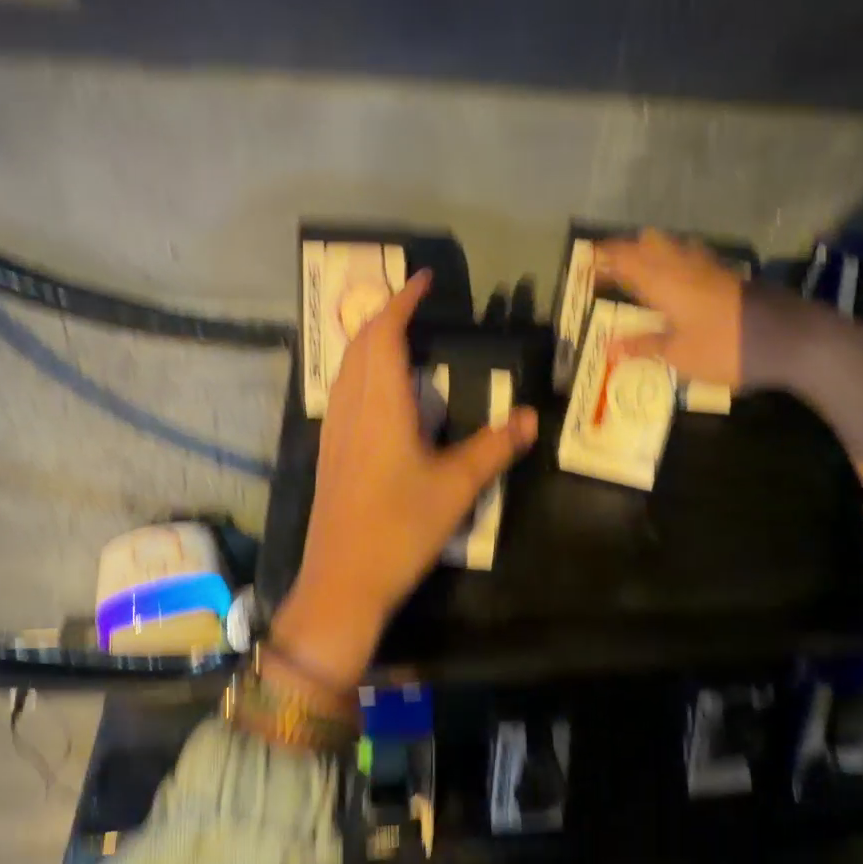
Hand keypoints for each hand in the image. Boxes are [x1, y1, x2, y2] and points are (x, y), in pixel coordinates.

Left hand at [271, 270, 538, 689]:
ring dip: (370, 342)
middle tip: (418, 306)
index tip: (425, 280)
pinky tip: (384, 392)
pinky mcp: (330, 453)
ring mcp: (335, 431)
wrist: (342, 583)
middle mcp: (351, 408)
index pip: (383, 334)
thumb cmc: (400, 529)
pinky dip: (362, 370)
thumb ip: (495, 447)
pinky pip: (344, 391)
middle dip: (385, 315)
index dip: (402, 301)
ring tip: (403, 338)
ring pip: (346, 368)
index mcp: (381, 406)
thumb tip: (532, 418)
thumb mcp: (457, 487)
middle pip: (359, 344)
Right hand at [595, 229, 804, 388]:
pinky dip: (677, 264)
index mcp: (663, 280)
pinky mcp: (730, 276)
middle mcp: (683, 264)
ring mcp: (710, 267)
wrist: (789, 338)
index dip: (603, 258)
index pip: (624, 258)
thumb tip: (610, 346)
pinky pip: (693, 258)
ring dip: (653, 254)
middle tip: (611, 270)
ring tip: (642, 275)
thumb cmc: (725, 348)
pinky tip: (680, 284)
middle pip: (649, 243)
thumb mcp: (679, 356)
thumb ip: (644, 346)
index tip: (585, 262)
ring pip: (673, 246)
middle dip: (627, 251)